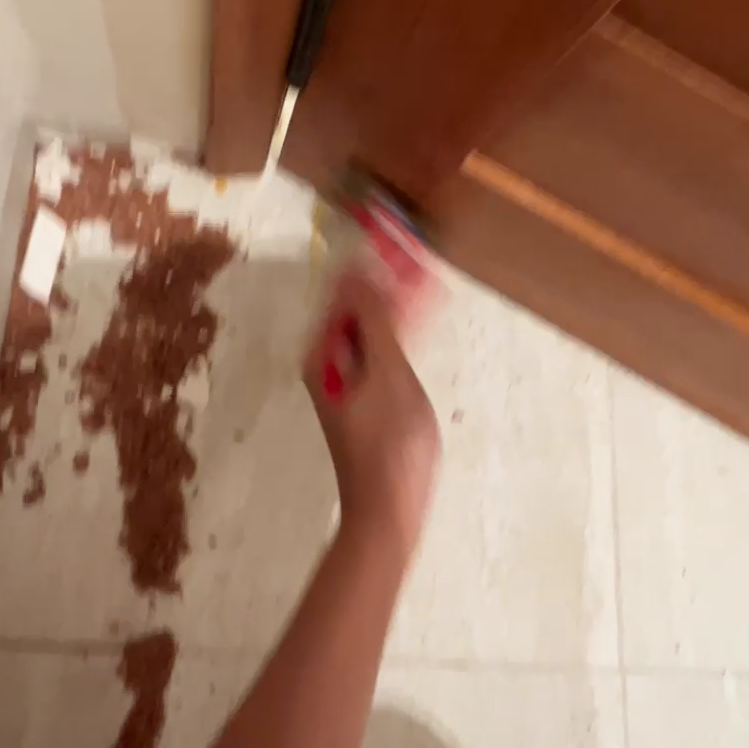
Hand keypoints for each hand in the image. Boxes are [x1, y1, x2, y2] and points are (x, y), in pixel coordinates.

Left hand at [302, 268, 441, 562]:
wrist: (390, 509)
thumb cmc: (391, 443)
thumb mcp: (387, 375)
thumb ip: (374, 324)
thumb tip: (359, 274)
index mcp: (324, 353)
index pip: (343, 291)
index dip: (368, 264)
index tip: (396, 238)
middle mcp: (328, 361)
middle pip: (356, 307)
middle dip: (385, 280)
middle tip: (417, 251)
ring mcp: (347, 378)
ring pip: (371, 326)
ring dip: (395, 301)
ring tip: (424, 274)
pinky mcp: (366, 393)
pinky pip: (380, 347)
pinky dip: (400, 330)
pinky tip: (422, 318)